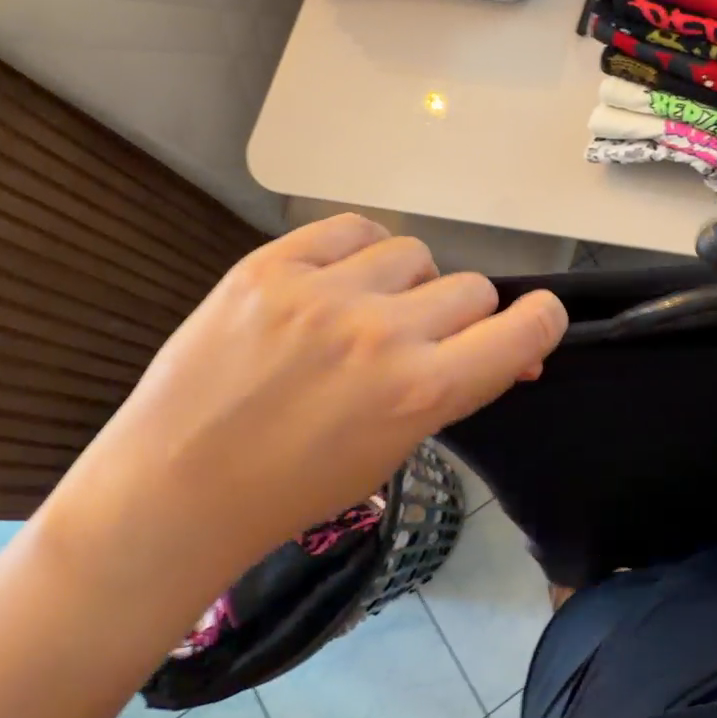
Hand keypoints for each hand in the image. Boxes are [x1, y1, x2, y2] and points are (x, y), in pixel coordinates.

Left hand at [51, 214, 566, 564]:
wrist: (175, 488)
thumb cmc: (298, 487)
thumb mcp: (399, 447)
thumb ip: (459, 388)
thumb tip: (513, 352)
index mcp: (423, 391)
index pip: (526, 326)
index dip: (541, 320)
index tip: (532, 323)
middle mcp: (383, 333)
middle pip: (473, 288)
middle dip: (462, 318)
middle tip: (422, 344)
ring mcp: (323, 292)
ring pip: (416, 253)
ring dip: (408, 285)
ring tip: (366, 314)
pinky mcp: (269, 266)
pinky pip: (352, 229)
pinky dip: (360, 253)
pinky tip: (337, 284)